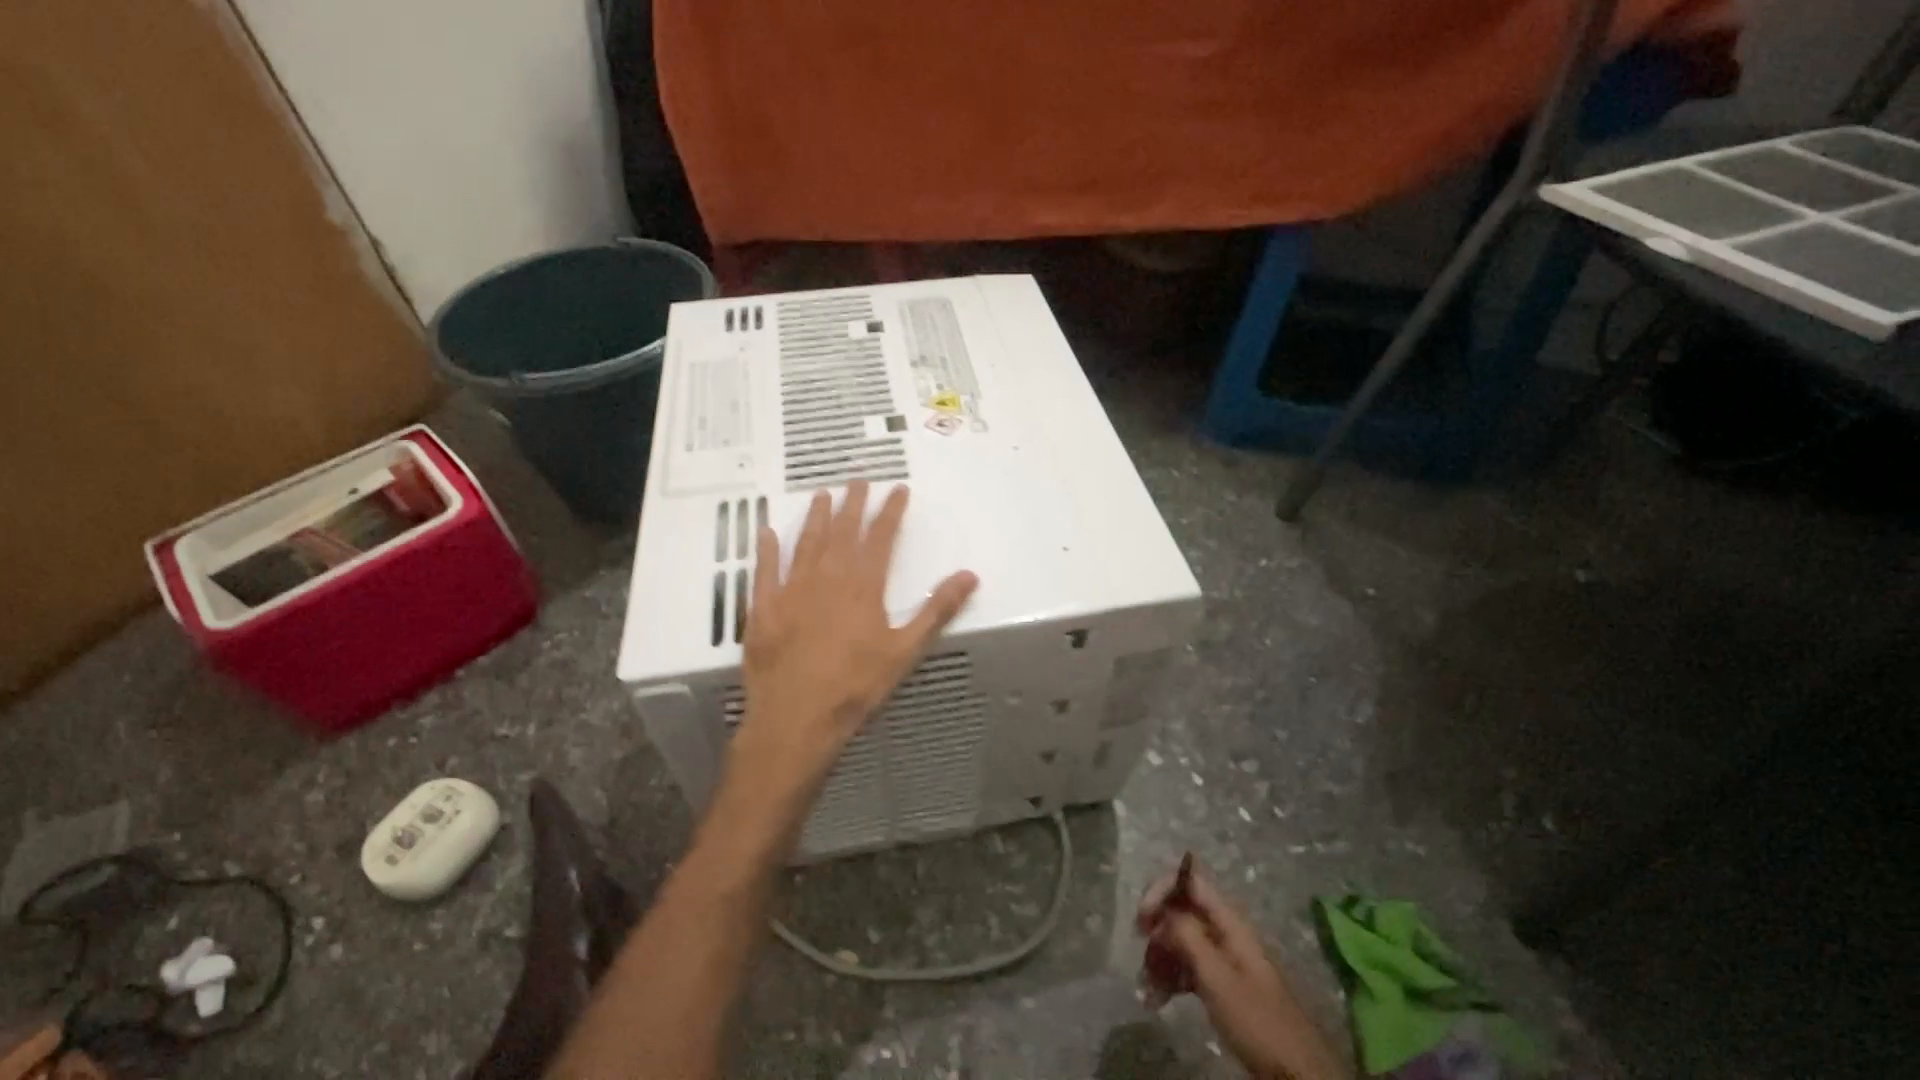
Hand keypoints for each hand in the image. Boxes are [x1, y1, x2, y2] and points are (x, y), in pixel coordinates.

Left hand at [727, 481, 977, 808]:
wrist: (797, 716)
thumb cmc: (856, 686)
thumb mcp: (905, 650)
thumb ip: (936, 609)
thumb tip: (969, 575)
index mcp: (863, 586)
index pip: (880, 538)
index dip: (890, 511)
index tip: (897, 489)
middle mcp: (827, 578)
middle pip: (841, 531)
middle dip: (853, 504)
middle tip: (858, 479)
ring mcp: (791, 590)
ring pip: (804, 543)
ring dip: (814, 517)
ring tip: (821, 495)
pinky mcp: (763, 608)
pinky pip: (764, 570)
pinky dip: (767, 549)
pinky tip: (767, 532)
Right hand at [1140, 861, 1346, 1079]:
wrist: (1295, 1068)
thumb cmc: (1258, 1020)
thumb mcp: (1218, 978)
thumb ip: (1189, 938)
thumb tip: (1163, 911)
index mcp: (1229, 923)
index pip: (1190, 883)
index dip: (1161, 892)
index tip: (1142, 921)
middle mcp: (1224, 933)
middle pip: (1180, 913)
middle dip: (1157, 932)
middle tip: (1143, 961)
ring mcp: (1222, 958)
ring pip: (1180, 943)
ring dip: (1159, 960)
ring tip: (1147, 989)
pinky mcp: (1219, 983)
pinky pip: (1187, 968)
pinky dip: (1170, 979)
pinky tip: (1157, 999)